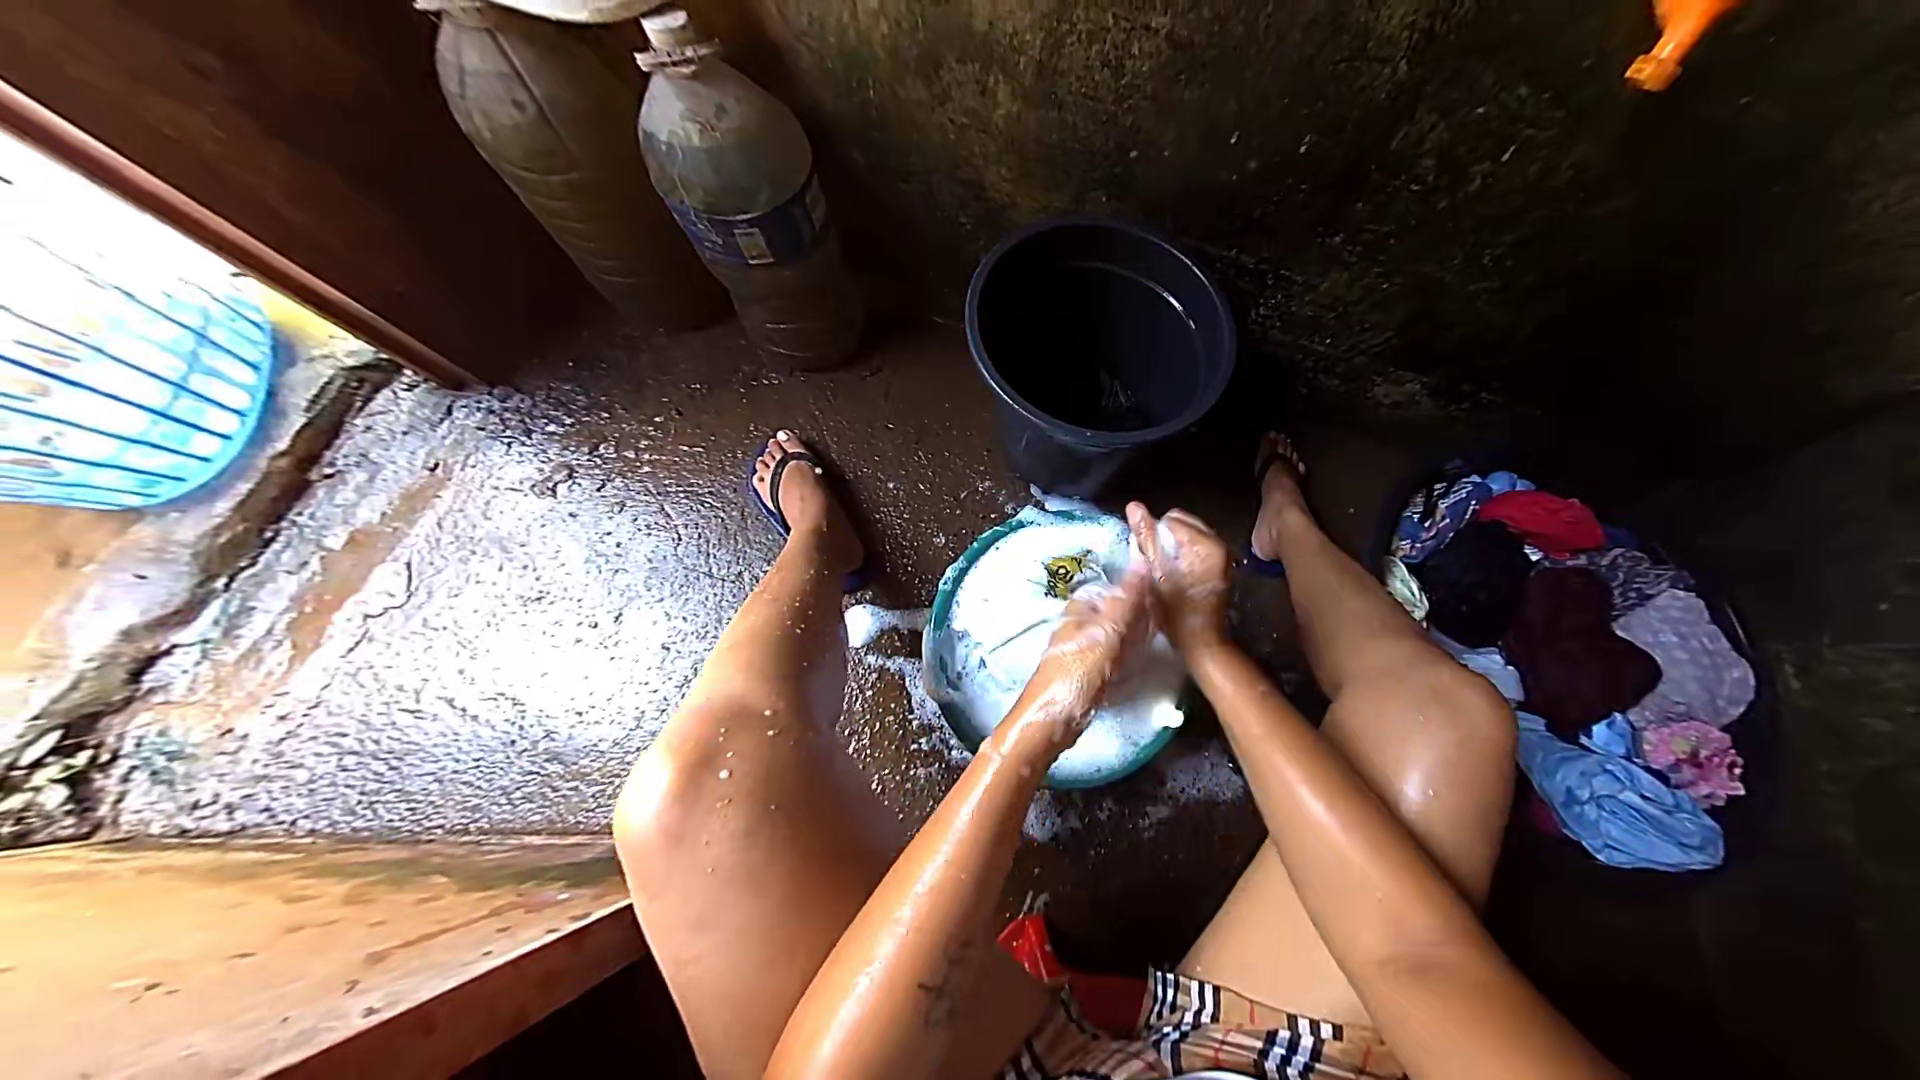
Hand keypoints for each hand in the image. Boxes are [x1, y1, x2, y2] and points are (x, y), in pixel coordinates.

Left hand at [994, 564, 1149, 764]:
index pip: (1115, 590)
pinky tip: (1138, 665)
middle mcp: (1080, 625)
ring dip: (1135, 641)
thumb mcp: (1105, 633)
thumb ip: (1125, 601)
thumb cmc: (1076, 672)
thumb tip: (1142, 560)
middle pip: (1118, 614)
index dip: (1139, 594)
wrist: (1053, 719)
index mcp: (1079, 610)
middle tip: (1159, 628)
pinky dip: (1128, 659)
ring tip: (1151, 646)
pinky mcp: (1088, 671)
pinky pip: (1115, 657)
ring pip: (1119, 636)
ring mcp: (1084, 649)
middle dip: (1139, 620)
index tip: (1162, 602)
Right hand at [1125, 502, 1230, 654]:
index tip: (1149, 560)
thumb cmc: (1174, 612)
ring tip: (1165, 570)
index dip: (1152, 536)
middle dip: (1164, 537)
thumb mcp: (1153, 573)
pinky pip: (1195, 545)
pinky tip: (1176, 573)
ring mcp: (1222, 552)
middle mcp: (1218, 543)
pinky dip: (1182, 553)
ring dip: (1172, 545)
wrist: (1200, 641)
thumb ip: (1146, 537)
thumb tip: (1134, 506)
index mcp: (1204, 543)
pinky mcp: (1221, 563)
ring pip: (1186, 533)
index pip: (1169, 519)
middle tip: (1155, 564)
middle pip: (1180, 522)